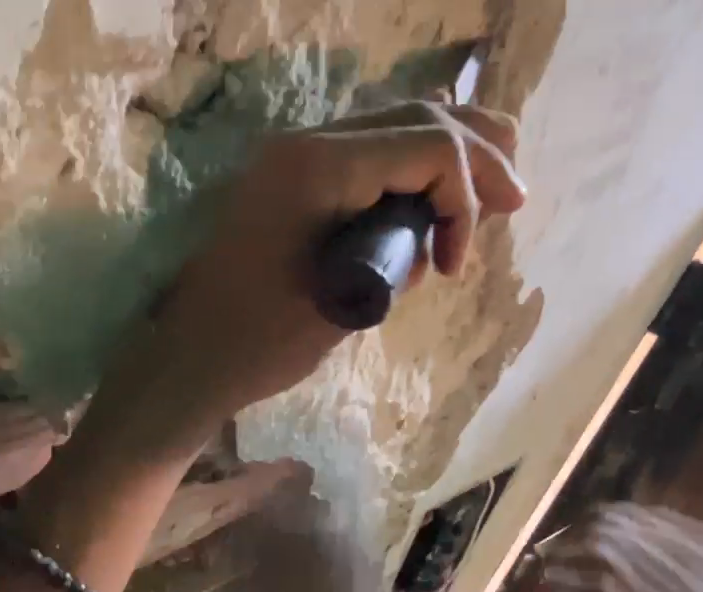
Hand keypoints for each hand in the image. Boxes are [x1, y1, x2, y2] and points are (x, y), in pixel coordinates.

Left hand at [137, 101, 524, 428]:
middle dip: (475, 158)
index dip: (465, 199)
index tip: (453, 270)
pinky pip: (365, 157)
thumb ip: (398, 258)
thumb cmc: (257, 344)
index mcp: (320, 165)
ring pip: (392, 129)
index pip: (429, 147)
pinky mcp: (291, 183)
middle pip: (417, 119)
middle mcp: (309, 142)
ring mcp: (295, 158)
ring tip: (487, 192)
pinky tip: (431, 199)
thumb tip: (427, 243)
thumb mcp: (343, 305)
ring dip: (446, 157)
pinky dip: (406, 172)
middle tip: (513, 201)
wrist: (189, 360)